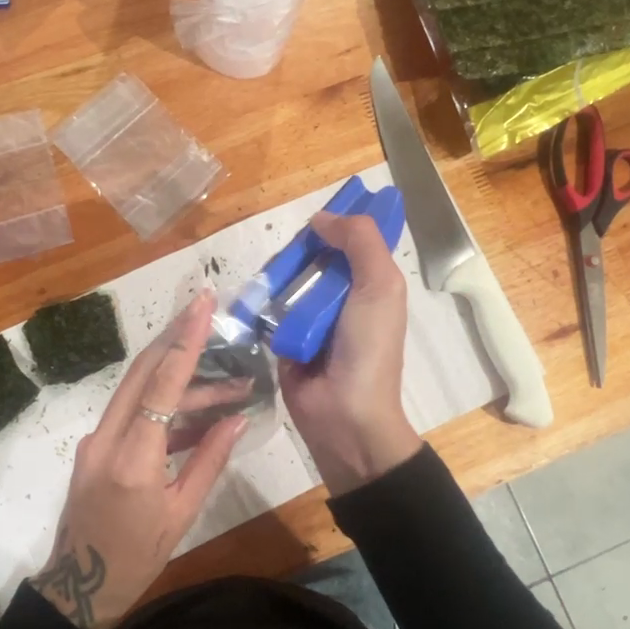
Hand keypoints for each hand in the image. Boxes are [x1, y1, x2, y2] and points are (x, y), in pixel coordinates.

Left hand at [31, 291, 247, 628]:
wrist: (79, 589)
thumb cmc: (137, 559)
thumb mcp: (181, 513)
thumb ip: (209, 460)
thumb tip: (238, 418)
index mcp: (133, 458)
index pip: (162, 385)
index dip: (185, 341)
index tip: (202, 304)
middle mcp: (106, 438)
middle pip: (143, 373)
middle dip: (178, 340)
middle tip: (209, 314)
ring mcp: (95, 442)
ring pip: (138, 392)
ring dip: (181, 383)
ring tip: (231, 388)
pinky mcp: (94, 449)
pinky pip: (131, 414)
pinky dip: (163, 406)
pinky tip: (199, 415)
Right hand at [280, 212, 423, 494]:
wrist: (344, 414)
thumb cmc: (368, 348)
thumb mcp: (379, 286)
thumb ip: (359, 242)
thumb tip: (321, 218)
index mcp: (373, 284)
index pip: (356, 241)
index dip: (340, 223)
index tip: (317, 214)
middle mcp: (344, 298)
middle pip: (319, 257)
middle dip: (303, 248)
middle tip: (287, 247)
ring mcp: (312, 320)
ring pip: (291, 280)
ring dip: (279, 274)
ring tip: (266, 271)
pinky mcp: (285, 340)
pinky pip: (270, 310)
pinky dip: (261, 302)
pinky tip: (250, 293)